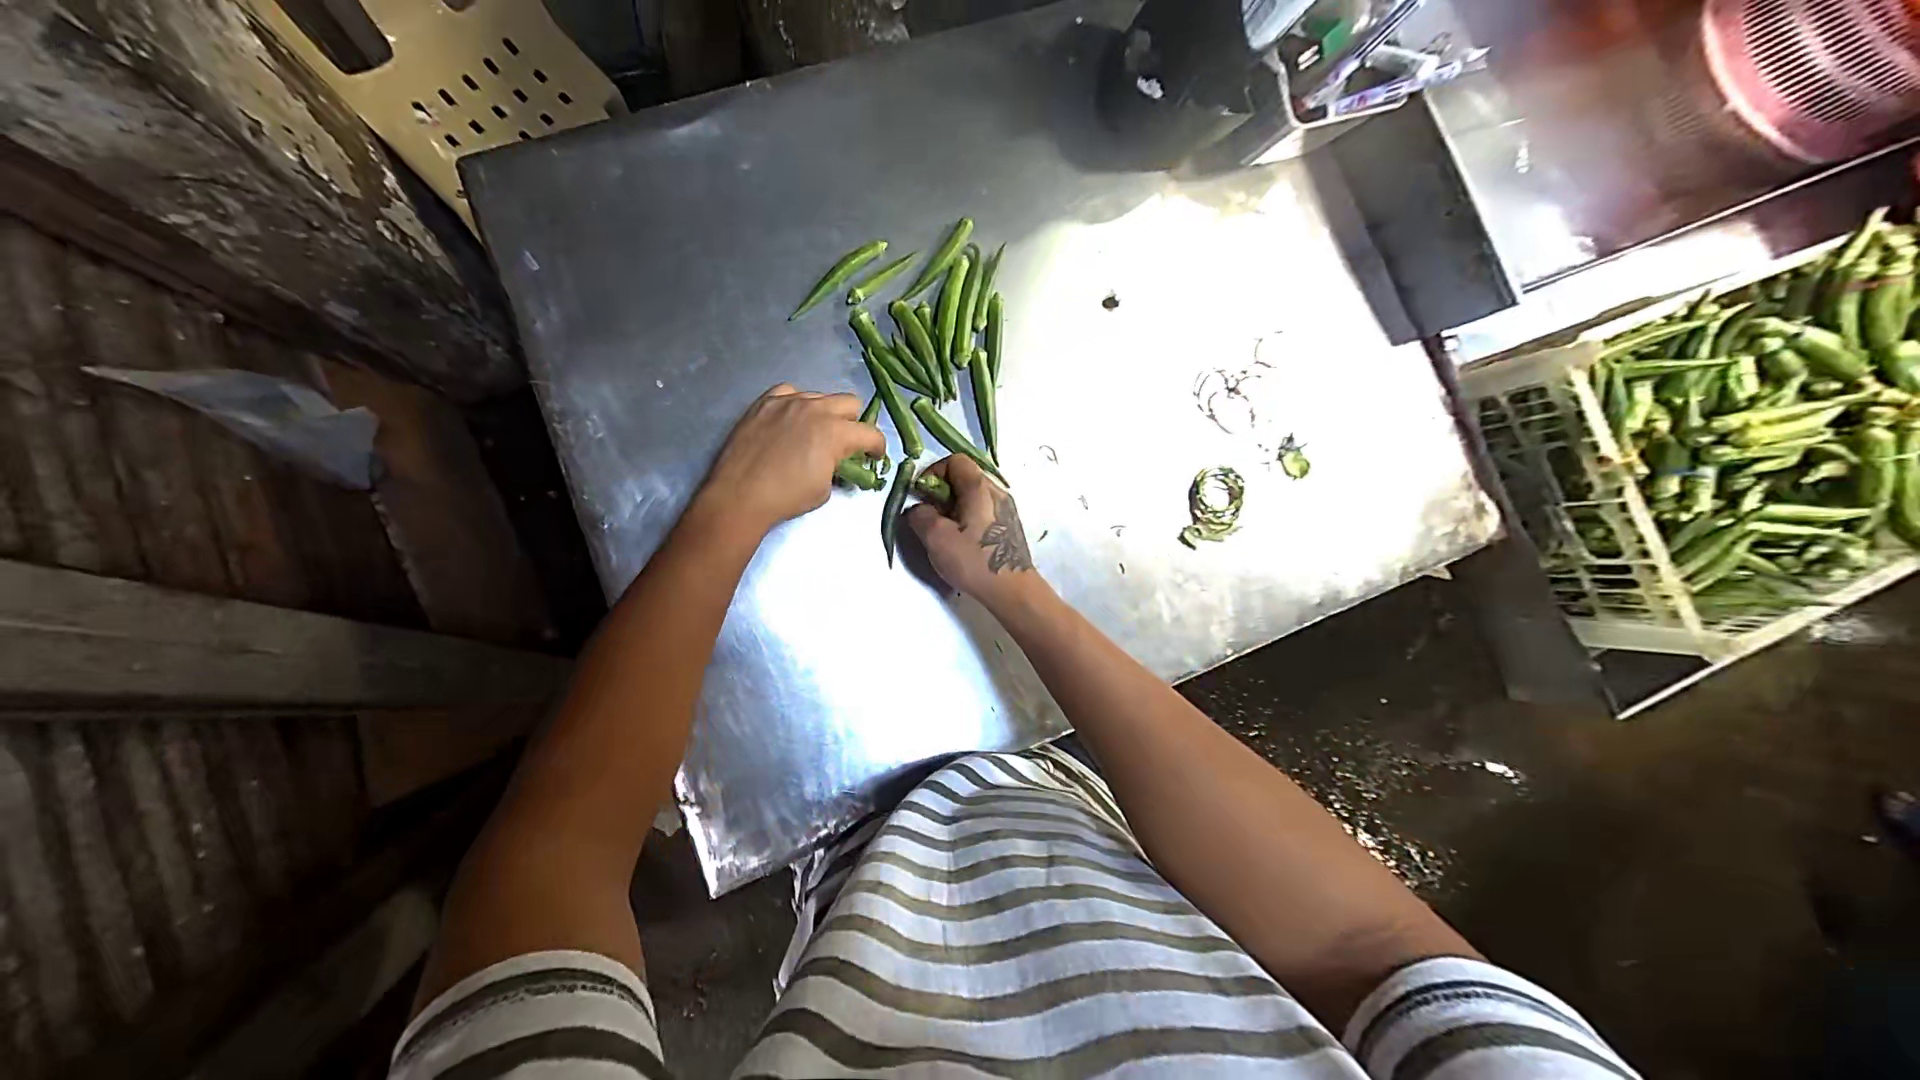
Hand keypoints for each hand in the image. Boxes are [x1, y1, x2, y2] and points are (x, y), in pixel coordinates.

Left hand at [694, 384, 885, 537]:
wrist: (739, 496)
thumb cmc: (786, 498)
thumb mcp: (825, 489)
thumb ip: (838, 468)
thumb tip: (839, 464)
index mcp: (835, 433)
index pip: (870, 433)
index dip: (878, 446)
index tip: (874, 456)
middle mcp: (815, 409)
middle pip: (850, 402)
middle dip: (853, 423)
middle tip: (845, 442)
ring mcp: (787, 402)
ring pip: (820, 396)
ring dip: (825, 413)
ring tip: (815, 431)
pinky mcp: (764, 402)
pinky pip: (789, 392)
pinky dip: (796, 404)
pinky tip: (791, 420)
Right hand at [905, 456, 1048, 611]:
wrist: (1013, 590)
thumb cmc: (975, 561)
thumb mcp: (936, 537)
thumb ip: (920, 515)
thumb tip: (918, 509)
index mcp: (979, 488)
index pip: (955, 461)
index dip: (933, 472)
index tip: (922, 495)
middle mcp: (996, 492)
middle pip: (964, 478)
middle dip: (942, 493)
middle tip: (930, 516)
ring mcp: (1006, 509)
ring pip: (973, 497)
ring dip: (954, 508)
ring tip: (944, 532)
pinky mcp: (1009, 527)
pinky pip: (983, 512)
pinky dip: (967, 519)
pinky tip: (962, 542)